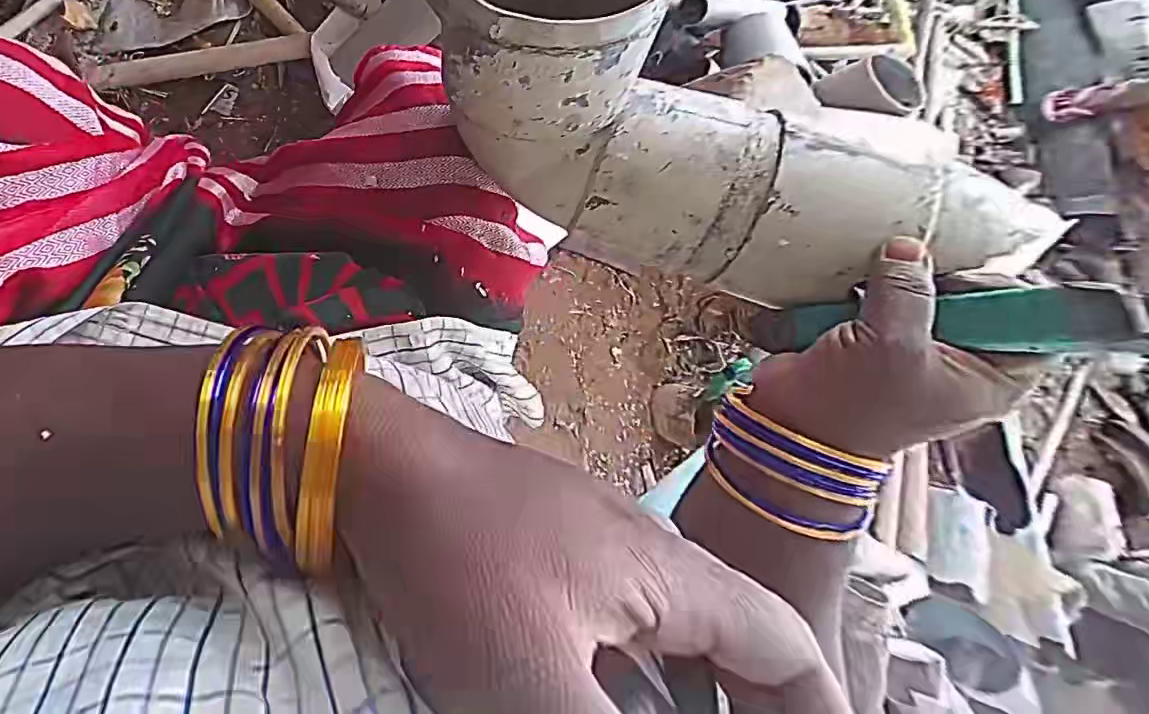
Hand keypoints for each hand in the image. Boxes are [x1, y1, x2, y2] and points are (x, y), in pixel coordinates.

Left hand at [338, 380, 852, 712]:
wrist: (365, 460)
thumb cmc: (452, 560)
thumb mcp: (535, 684)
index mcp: (661, 568)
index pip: (783, 649)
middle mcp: (627, 539)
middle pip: (719, 639)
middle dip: (727, 705)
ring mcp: (568, 527)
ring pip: (646, 627)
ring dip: (656, 688)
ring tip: (637, 709)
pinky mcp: (520, 529)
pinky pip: (586, 605)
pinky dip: (597, 660)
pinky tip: (562, 683)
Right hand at [747, 236, 1041, 456]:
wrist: (790, 422)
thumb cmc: (854, 404)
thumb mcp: (891, 345)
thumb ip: (906, 294)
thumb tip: (907, 250)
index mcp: (992, 376)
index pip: (1026, 320)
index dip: (997, 291)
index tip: (954, 275)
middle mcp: (955, 363)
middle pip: (963, 304)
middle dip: (929, 283)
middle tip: (901, 272)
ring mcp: (905, 352)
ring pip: (911, 302)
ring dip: (882, 287)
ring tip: (861, 284)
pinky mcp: (862, 344)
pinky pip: (869, 307)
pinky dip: (851, 296)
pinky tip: (836, 295)